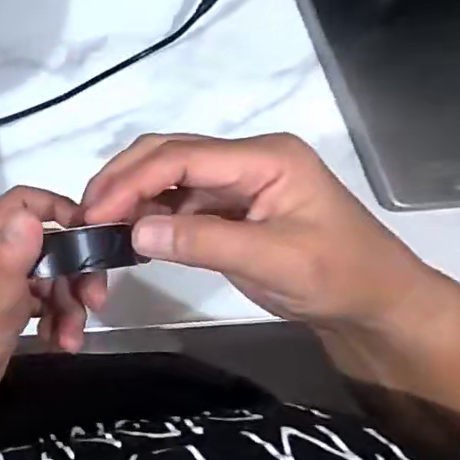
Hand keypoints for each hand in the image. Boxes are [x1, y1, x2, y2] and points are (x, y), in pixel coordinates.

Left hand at [0, 187, 99, 410]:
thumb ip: (11, 252)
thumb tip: (30, 214)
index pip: (22, 203)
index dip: (58, 208)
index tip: (89, 232)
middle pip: (48, 246)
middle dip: (76, 271)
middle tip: (96, 299)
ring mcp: (1, 287)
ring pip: (51, 280)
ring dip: (70, 306)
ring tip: (72, 336)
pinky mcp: (8, 314)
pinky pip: (43, 306)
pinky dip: (57, 322)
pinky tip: (61, 343)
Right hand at [81, 133, 455, 332]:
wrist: (374, 305)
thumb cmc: (340, 278)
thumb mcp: (276, 261)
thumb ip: (204, 242)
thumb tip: (134, 232)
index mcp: (264, 157)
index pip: (183, 156)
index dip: (132, 180)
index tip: (95, 211)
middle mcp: (243, 160)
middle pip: (166, 154)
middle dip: (121, 180)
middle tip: (85, 215)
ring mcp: (231, 182)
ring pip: (163, 176)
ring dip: (127, 196)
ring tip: (96, 225)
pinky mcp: (222, 207)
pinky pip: (171, 202)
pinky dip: (143, 215)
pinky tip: (124, 234)